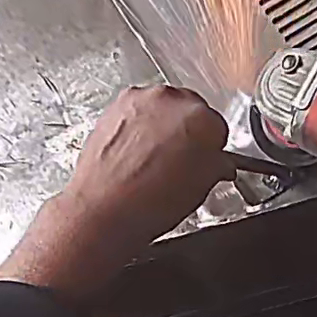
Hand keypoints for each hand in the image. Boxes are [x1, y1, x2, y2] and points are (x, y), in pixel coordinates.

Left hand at [0, 85, 234, 302]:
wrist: (98, 216)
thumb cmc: (143, 210)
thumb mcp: (197, 192)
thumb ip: (212, 167)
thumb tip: (214, 162)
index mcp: (197, 120)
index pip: (217, 127)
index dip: (212, 151)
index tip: (208, 163)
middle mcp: (166, 101)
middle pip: (190, 112)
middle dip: (188, 136)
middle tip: (183, 166)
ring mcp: (136, 102)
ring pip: (162, 112)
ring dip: (163, 132)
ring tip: (155, 167)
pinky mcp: (112, 109)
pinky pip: (138, 116)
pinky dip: (140, 132)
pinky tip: (136, 162)